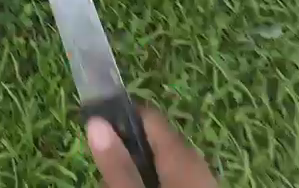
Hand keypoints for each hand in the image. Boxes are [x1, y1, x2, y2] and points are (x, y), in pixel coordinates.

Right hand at [87, 105, 217, 187]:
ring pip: (162, 172)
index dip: (120, 120)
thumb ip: (117, 166)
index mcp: (182, 157)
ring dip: (137, 180)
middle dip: (125, 159)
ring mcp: (203, 187)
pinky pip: (175, 187)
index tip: (96, 136)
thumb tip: (95, 124)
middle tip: (106, 182)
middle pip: (153, 146)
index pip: (147, 116)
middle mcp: (197, 167)